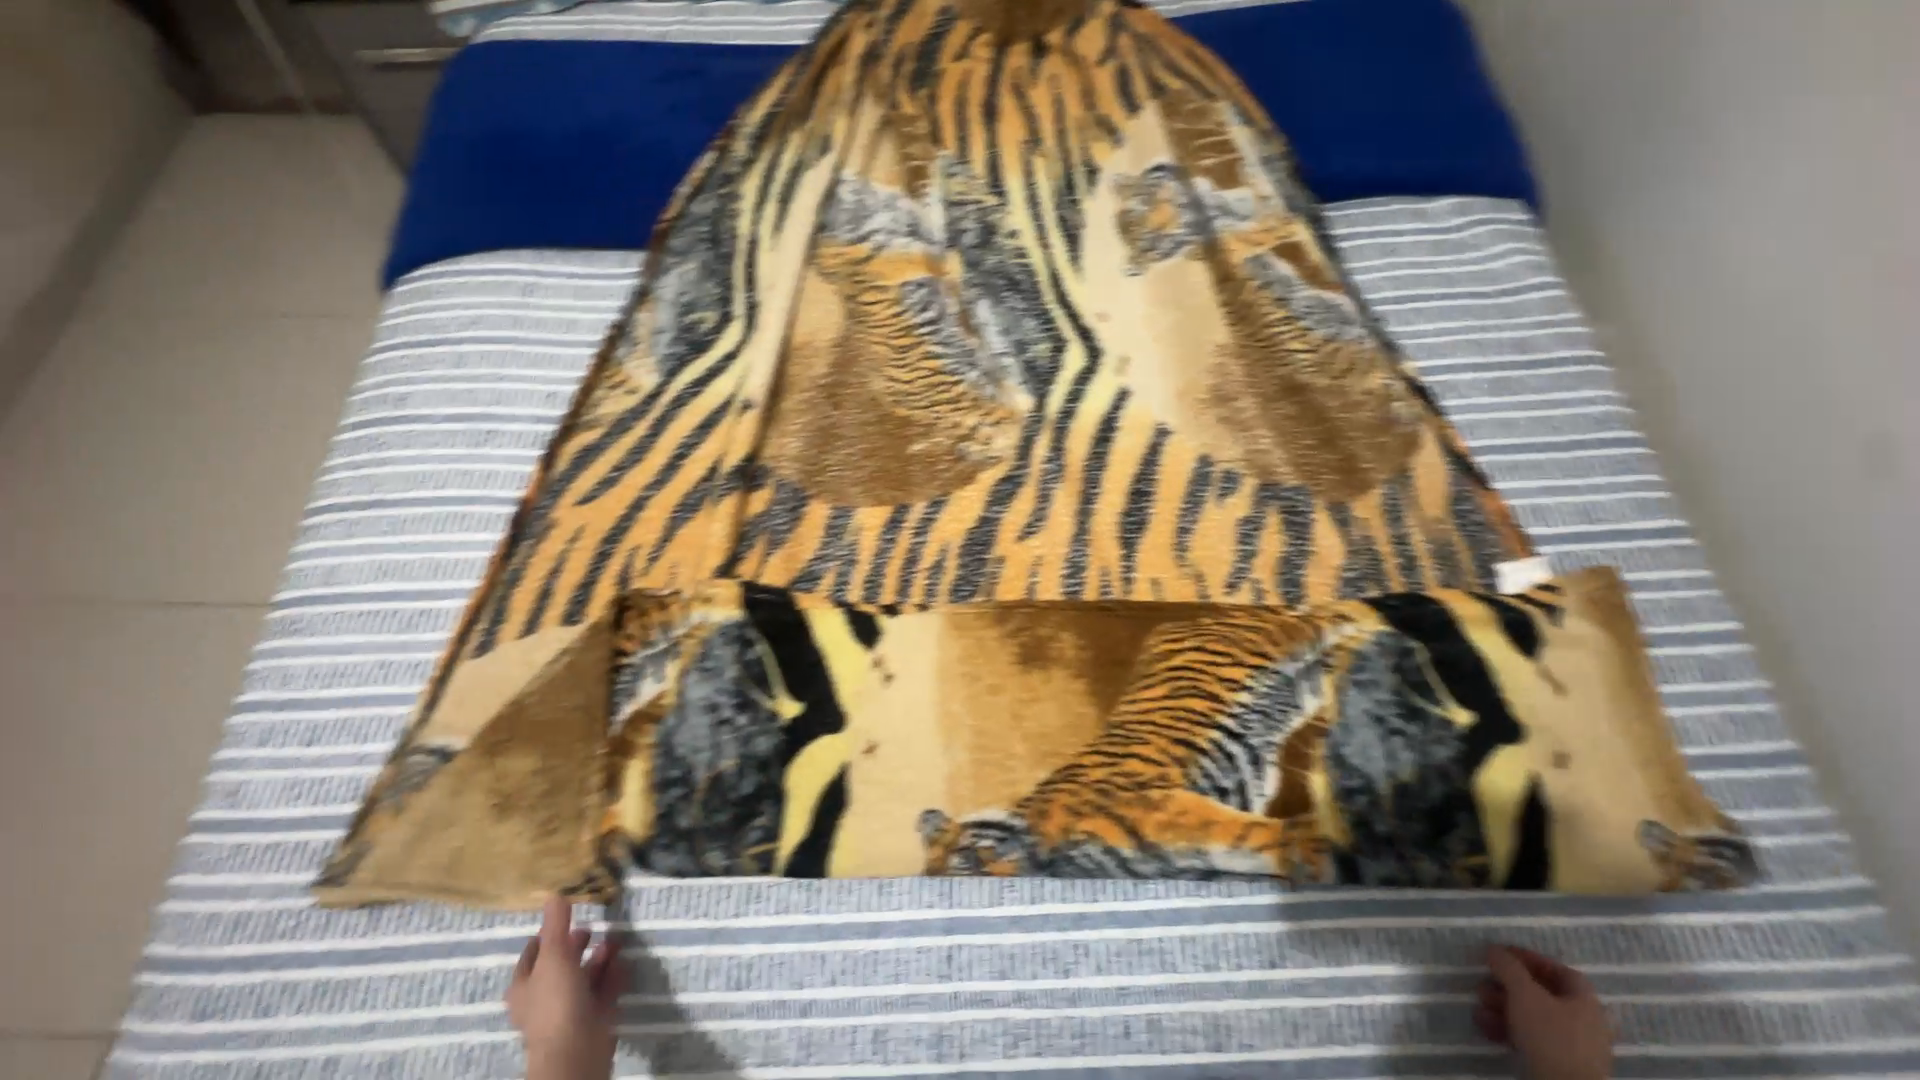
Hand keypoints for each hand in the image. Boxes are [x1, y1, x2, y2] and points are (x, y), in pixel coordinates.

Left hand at [507, 895, 628, 1079]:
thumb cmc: (556, 1001)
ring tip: (615, 942)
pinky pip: (604, 991)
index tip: (567, 917)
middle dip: (577, 945)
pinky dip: (613, 976)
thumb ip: (556, 925)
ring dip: (599, 959)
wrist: (576, 1051)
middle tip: (592, 929)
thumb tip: (554, 894)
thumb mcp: (554, 956)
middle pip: (560, 965)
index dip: (547, 934)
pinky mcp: (593, 1019)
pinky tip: (624, 961)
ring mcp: (569, 1010)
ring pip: (584, 977)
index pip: (533, 953)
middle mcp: (543, 998)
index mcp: (524, 986)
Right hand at [1475, 945, 1611, 1079]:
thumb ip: (1508, 968)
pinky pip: (1530, 1038)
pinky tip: (1486, 1028)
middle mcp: (1583, 1021)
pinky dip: (1507, 1029)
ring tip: (1479, 1009)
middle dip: (1506, 987)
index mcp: (1584, 1001)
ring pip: (1531, 1017)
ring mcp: (1571, 1045)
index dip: (1528, 959)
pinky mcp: (1557, 1063)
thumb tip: (1494, 949)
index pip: (1557, 969)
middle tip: (1483, 984)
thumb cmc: (1551, 1036)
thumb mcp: (1525, 994)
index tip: (1500, 955)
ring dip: (1501, 1008)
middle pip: (1539, 994)